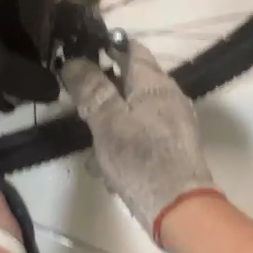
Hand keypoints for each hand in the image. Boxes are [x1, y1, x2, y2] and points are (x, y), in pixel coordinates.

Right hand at [60, 43, 216, 241]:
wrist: (177, 207)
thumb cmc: (141, 158)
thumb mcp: (107, 121)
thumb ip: (91, 89)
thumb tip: (74, 61)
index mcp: (155, 82)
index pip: (132, 48)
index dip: (107, 46)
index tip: (80, 52)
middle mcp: (169, 97)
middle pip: (131, 82)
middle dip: (103, 91)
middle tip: (77, 105)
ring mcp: (173, 124)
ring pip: (133, 113)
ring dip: (109, 124)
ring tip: (89, 146)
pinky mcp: (172, 149)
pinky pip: (142, 137)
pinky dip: (123, 146)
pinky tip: (107, 167)